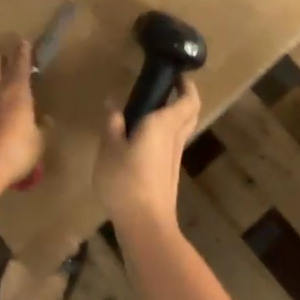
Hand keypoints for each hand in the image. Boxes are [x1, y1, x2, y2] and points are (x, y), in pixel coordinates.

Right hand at [93, 79, 200, 229]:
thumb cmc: (126, 181)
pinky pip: (172, 144)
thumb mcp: (109, 149)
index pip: (188, 100)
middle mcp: (174, 138)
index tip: (176, 74)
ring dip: (174, 116)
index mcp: (163, 125)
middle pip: (190, 113)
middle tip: (166, 87)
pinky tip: (144, 138)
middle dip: (184, 98)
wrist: (145, 225)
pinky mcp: (169, 174)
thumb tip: (113, 104)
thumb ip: (113, 124)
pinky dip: (166, 133)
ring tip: (150, 110)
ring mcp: (174, 158)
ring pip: (182, 129)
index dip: (187, 85)